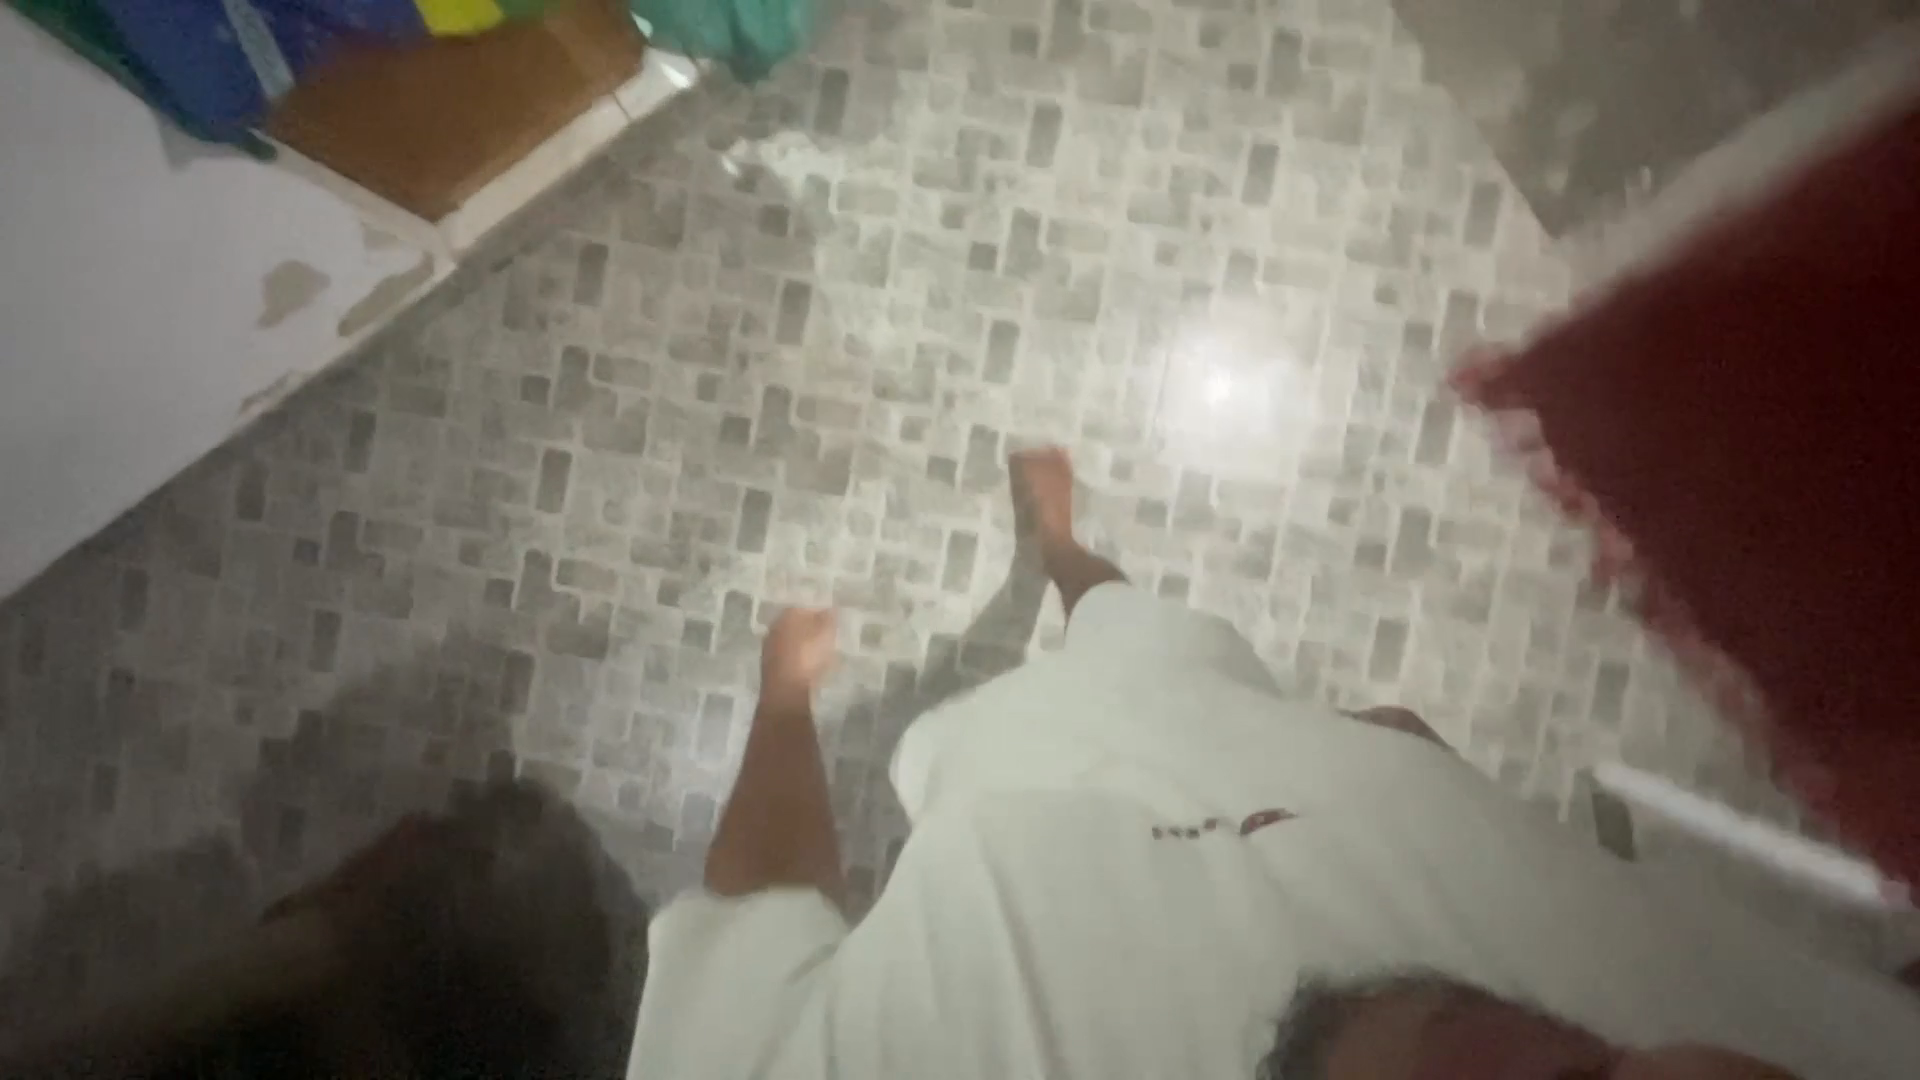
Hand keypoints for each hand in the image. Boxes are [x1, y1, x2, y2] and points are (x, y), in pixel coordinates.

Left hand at [761, 608, 837, 705]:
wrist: (786, 689)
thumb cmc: (809, 655)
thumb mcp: (826, 633)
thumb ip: (828, 618)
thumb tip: (829, 608)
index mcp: (788, 614)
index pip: (806, 607)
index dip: (820, 614)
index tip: (831, 623)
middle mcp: (775, 626)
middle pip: (796, 623)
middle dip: (809, 629)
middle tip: (826, 637)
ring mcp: (769, 646)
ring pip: (790, 640)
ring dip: (802, 645)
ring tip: (819, 653)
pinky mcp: (768, 664)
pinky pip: (787, 656)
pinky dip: (797, 658)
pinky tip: (807, 665)